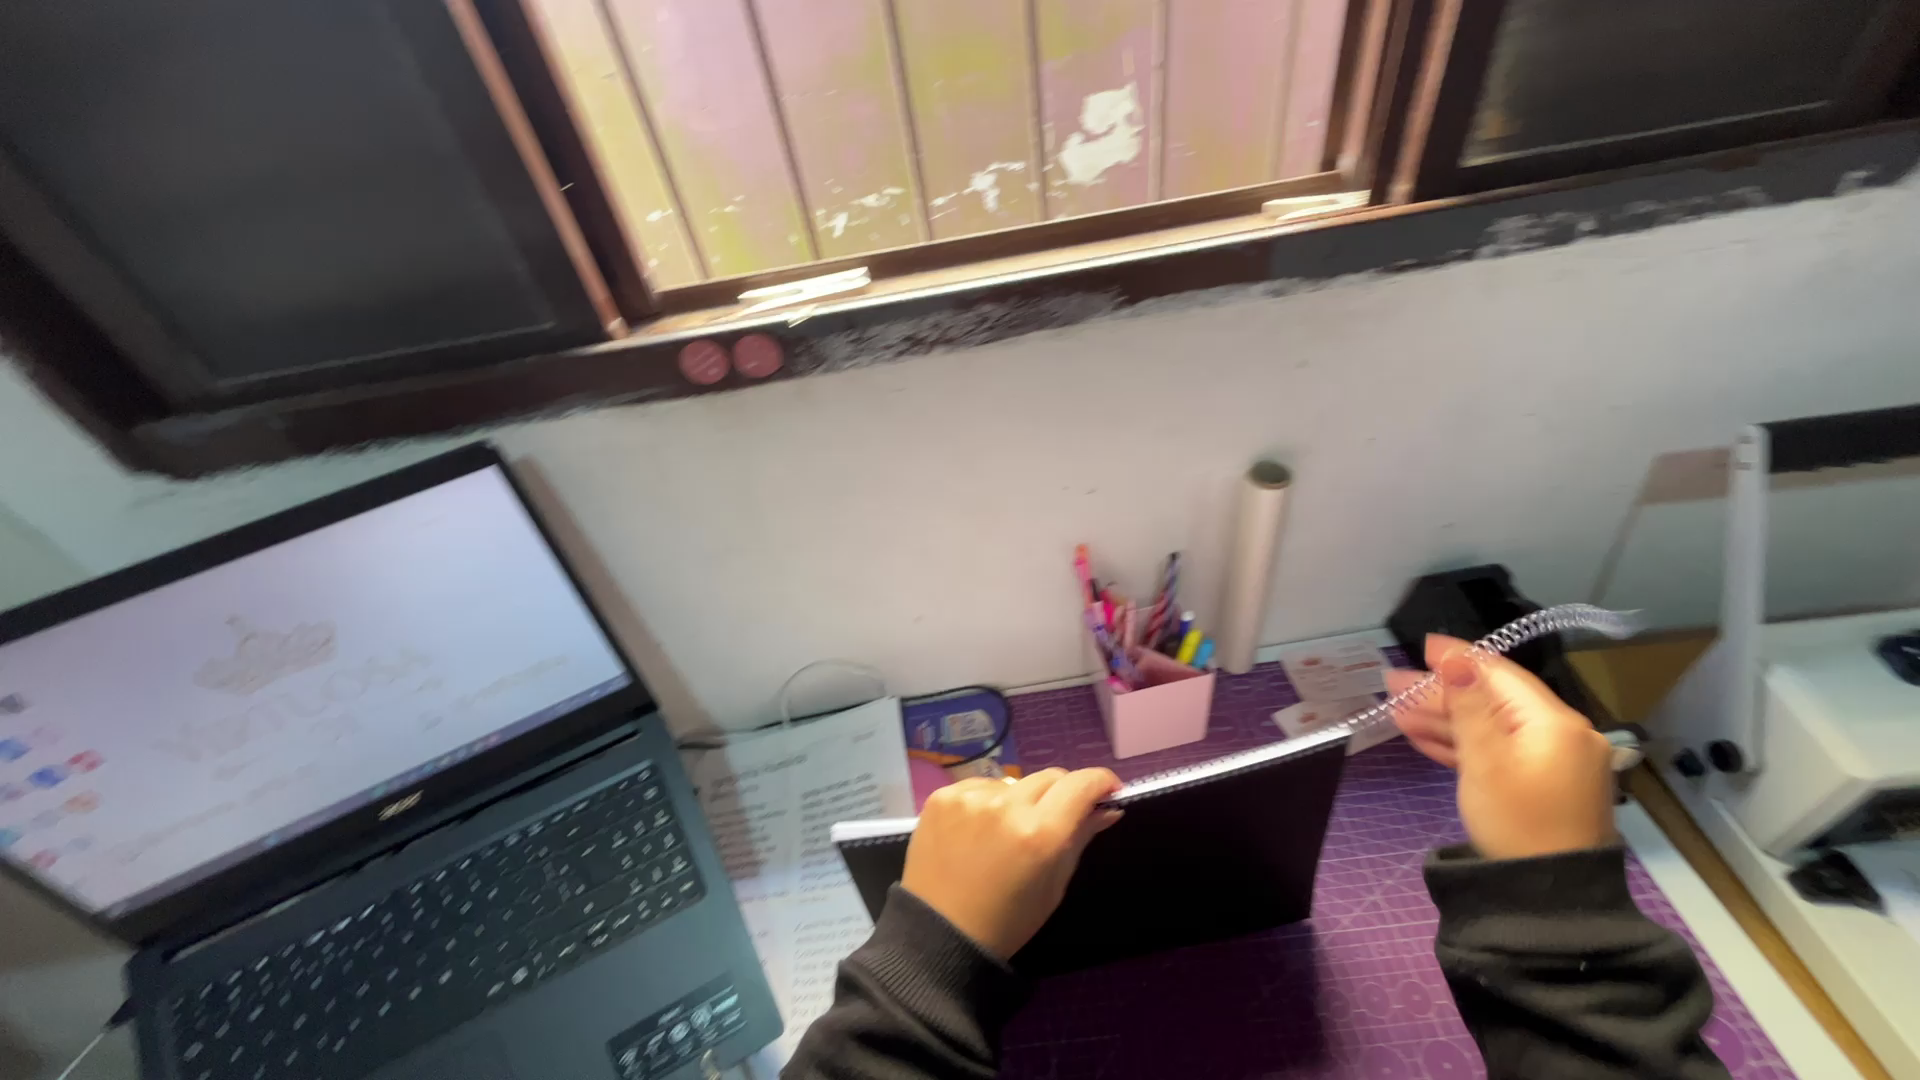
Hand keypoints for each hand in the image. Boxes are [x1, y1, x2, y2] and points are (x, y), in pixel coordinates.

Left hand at [901, 768, 1122, 958]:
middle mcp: (1006, 805)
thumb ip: (1080, 837)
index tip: (1108, 789)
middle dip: (1062, 793)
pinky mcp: (942, 796)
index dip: (1100, 781)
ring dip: (1021, 798)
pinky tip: (979, 829)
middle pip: (1049, 777)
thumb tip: (1107, 807)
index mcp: (1040, 833)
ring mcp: (970, 797)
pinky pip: (980, 786)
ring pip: (1014, 781)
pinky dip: (988, 801)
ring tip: (1008, 831)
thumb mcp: (1054, 886)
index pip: (1080, 784)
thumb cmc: (1007, 920)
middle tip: (1057, 817)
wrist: (939, 934)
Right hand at [1390, 635, 1615, 859]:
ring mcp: (1553, 761)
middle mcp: (1561, 734)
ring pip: (1492, 726)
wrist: (1549, 893)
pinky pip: (1499, 750)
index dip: (1459, 658)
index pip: (1500, 675)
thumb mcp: (1484, 758)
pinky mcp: (1542, 783)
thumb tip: (1456, 658)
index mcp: (1554, 722)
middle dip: (1441, 692)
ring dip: (1445, 718)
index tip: (1421, 645)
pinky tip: (1426, 739)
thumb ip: (1468, 705)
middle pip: (1493, 700)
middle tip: (1392, 682)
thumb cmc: (1515, 818)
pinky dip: (1464, 743)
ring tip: (1397, 711)